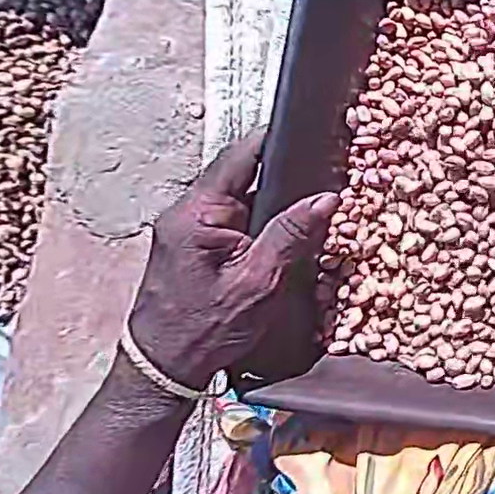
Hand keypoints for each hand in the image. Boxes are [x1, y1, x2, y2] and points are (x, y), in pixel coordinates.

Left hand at [125, 133, 339, 391]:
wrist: (163, 369)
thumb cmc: (205, 329)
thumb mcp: (258, 281)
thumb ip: (292, 234)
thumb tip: (329, 198)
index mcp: (196, 214)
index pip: (239, 157)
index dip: (275, 138)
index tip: (310, 124)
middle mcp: (191, 212)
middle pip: (246, 174)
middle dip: (288, 170)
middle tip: (331, 161)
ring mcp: (195, 228)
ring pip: (247, 196)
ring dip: (281, 196)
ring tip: (323, 190)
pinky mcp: (203, 243)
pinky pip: (244, 217)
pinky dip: (270, 217)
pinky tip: (298, 223)